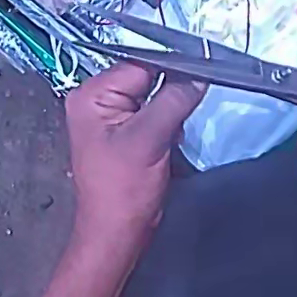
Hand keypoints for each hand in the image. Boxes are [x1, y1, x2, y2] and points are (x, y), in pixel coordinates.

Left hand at [64, 62, 204, 240]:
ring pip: (154, 94)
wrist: (117, 234)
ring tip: (176, 127)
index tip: (204, 63)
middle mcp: (97, 99)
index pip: (138, 63)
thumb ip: (174, 100)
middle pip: (146, 75)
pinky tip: (173, 136)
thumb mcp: (150, 139)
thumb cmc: (122, 190)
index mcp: (92, 95)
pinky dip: (168, 120)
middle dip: (172, 87)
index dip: (171, 63)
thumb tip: (200, 74)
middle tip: (196, 96)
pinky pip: (154, 112)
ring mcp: (111, 116)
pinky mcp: (127, 132)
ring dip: (172, 106)